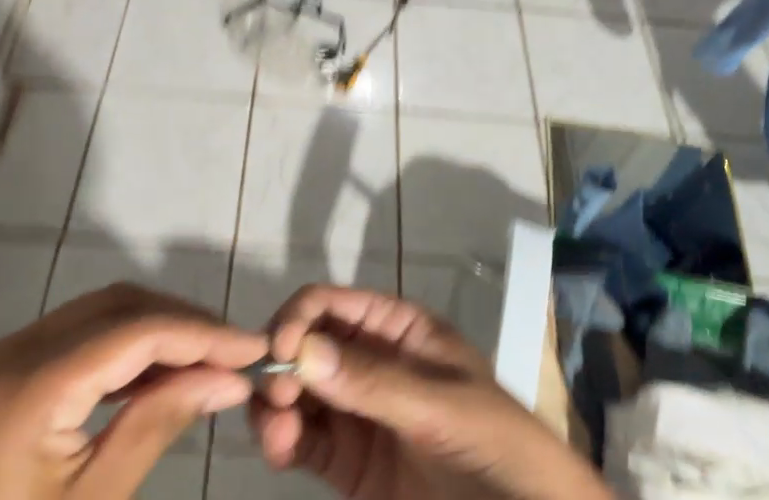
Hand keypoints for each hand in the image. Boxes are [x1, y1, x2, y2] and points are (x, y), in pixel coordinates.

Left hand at [0, 283, 268, 499]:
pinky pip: (65, 342)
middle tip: (235, 356)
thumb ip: (158, 424)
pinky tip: (151, 376)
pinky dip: (114, 351)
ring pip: (90, 317)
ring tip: (205, 363)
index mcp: (27, 388)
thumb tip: (228, 379)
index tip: (255, 349)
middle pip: (113, 307)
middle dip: (180, 323)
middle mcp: (3, 353)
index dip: (201, 332)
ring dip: (151, 332)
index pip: (133, 329)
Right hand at [251, 285, 610, 499]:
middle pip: (308, 347)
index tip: (279, 350)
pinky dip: (282, 440)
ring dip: (276, 404)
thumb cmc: (495, 443)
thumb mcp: (441, 406)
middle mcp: (373, 364)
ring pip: (299, 394)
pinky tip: (279, 449)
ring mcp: (359, 414)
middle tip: (273, 397)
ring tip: (276, 432)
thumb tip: (301, 350)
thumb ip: (373, 381)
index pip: (336, 305)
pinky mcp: (349, 462)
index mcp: (401, 331)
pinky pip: (304, 440)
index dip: (301, 318)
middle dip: (282, 364)